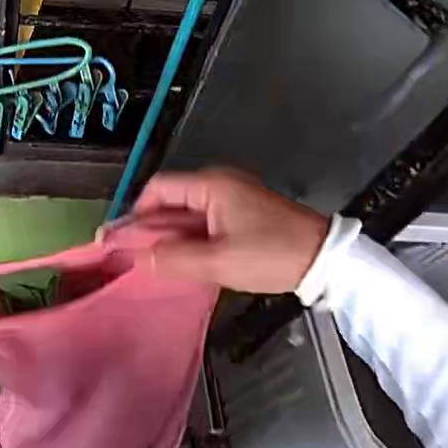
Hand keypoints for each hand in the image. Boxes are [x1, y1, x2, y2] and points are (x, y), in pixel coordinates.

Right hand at [125, 168, 328, 293]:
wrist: (325, 261)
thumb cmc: (272, 254)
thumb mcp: (220, 261)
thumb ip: (175, 259)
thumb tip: (139, 258)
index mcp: (211, 185)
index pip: (158, 189)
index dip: (135, 212)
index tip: (122, 238)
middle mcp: (218, 185)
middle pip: (170, 202)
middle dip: (149, 228)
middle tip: (128, 254)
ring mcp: (231, 201)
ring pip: (186, 216)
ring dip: (168, 237)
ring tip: (148, 262)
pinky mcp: (241, 217)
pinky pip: (202, 225)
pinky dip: (187, 241)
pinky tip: (178, 261)